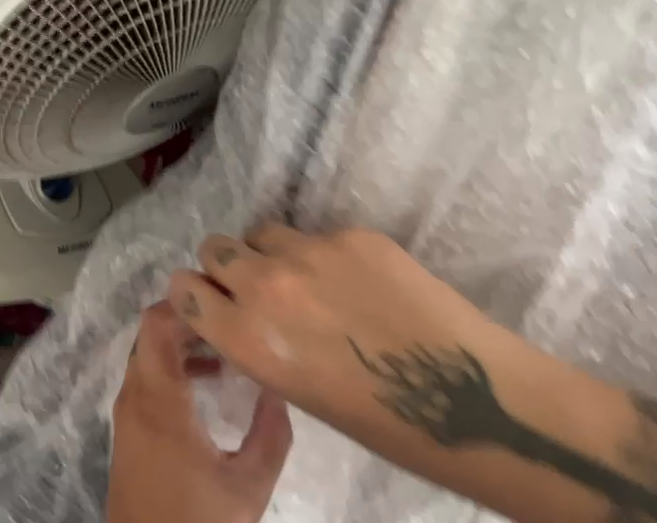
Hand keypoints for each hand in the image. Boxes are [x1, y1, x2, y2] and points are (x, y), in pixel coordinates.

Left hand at [107, 303, 292, 522]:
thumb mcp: (249, 485)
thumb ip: (270, 433)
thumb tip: (278, 385)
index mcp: (158, 397)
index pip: (157, 323)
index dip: (186, 303)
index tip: (225, 300)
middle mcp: (134, 394)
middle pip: (152, 334)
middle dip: (192, 321)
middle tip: (236, 320)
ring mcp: (127, 412)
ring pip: (149, 355)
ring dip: (183, 345)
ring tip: (230, 351)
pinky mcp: (129, 429)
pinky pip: (147, 379)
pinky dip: (174, 368)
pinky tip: (210, 383)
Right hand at [167, 226, 521, 444]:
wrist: (472, 400)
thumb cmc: (383, 422)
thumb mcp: (295, 390)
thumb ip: (254, 342)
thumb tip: (241, 315)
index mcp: (246, 338)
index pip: (184, 289)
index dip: (196, 293)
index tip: (213, 300)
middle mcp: (264, 286)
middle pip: (215, 248)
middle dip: (229, 266)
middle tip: (262, 288)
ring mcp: (309, 253)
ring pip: (263, 233)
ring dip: (274, 253)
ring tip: (312, 281)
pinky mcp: (351, 235)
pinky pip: (317, 235)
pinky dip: (327, 256)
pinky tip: (361, 285)